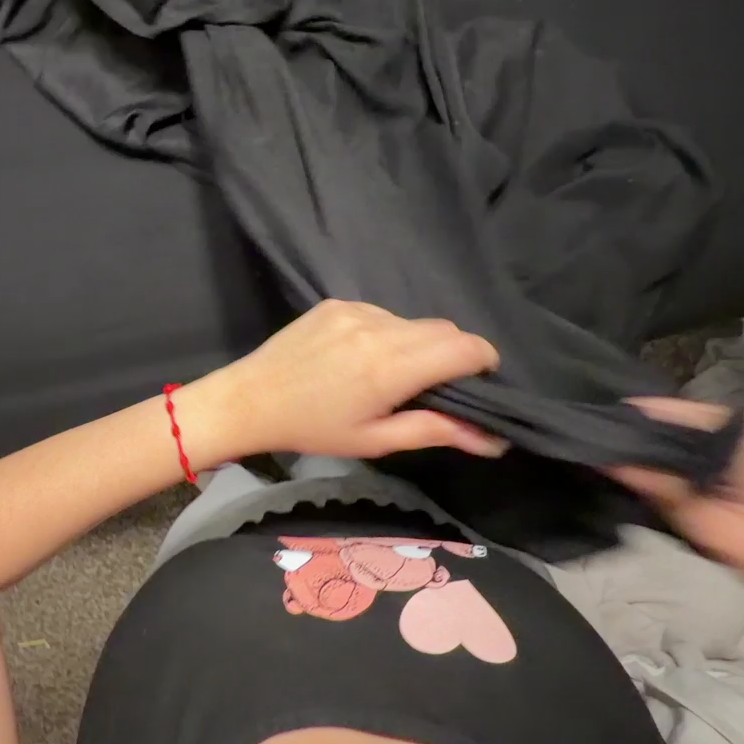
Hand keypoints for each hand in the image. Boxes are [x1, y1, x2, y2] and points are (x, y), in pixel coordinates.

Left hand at [180, 300, 507, 465]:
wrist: (250, 399)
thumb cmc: (313, 429)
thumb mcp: (375, 440)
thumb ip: (435, 432)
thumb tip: (492, 440)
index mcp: (391, 367)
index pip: (465, 347)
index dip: (483, 362)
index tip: (479, 383)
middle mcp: (379, 328)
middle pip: (445, 329)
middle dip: (454, 354)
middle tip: (436, 387)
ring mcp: (355, 310)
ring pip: (412, 321)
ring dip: (417, 344)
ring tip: (390, 375)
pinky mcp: (336, 302)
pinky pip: (381, 313)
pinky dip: (386, 333)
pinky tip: (359, 358)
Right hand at [608, 398, 743, 631]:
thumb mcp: (717, 530)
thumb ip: (662, 490)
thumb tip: (612, 461)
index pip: (695, 413)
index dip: (652, 420)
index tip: (614, 420)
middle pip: (715, 424)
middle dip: (678, 440)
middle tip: (635, 453)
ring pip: (736, 438)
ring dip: (704, 453)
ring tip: (665, 467)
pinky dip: (732, 460)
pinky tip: (713, 482)